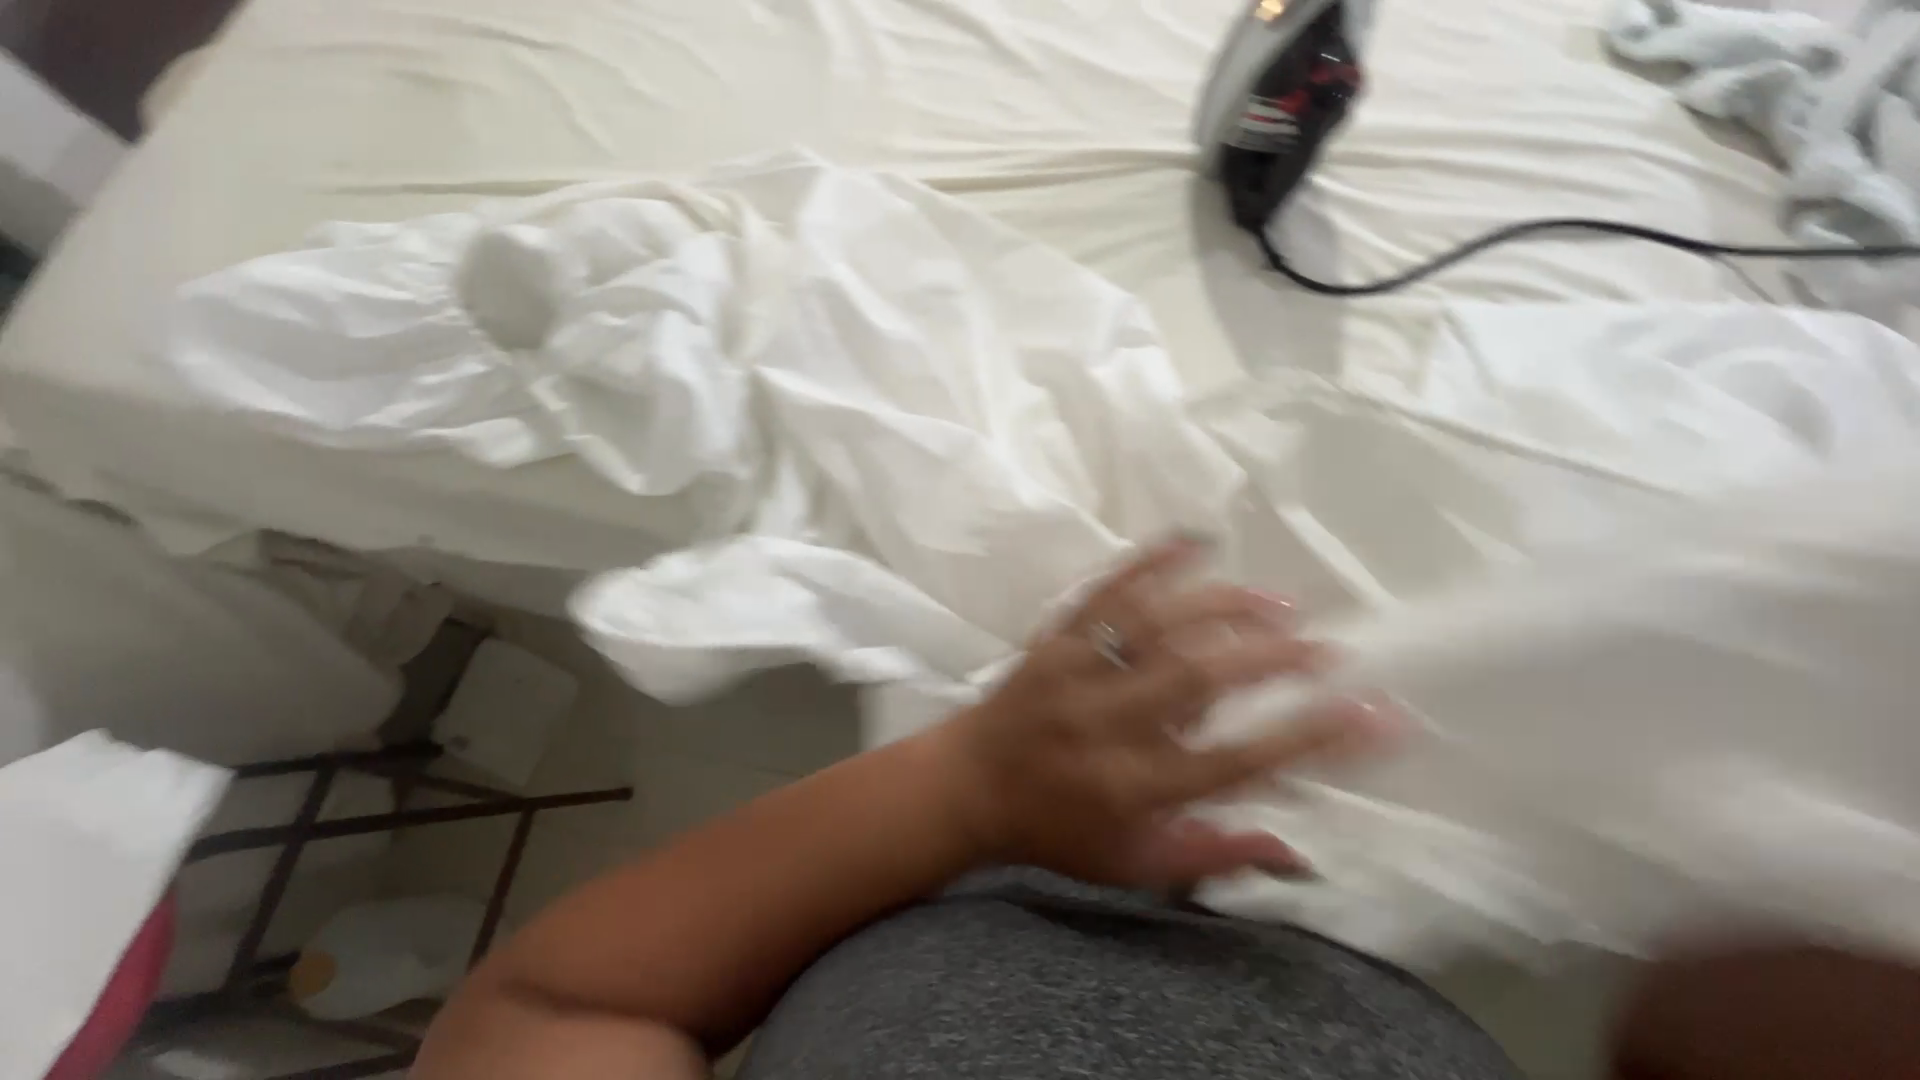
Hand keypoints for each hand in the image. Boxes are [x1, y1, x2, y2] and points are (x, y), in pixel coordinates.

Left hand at [928, 535, 1392, 886]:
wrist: (965, 785)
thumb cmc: (1055, 830)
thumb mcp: (1132, 867)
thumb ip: (1211, 856)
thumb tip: (1298, 851)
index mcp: (1130, 788)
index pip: (1232, 760)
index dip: (1306, 736)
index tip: (1371, 714)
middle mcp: (1103, 723)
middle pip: (1196, 678)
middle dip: (1270, 657)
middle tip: (1325, 647)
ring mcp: (1074, 670)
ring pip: (1154, 624)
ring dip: (1222, 605)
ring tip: (1279, 602)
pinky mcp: (1054, 637)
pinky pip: (1104, 590)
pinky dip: (1150, 561)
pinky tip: (1195, 540)